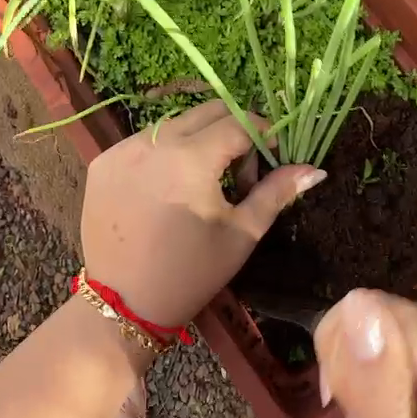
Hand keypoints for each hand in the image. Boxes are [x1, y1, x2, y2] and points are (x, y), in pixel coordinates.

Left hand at [81, 99, 324, 326]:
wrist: (123, 305)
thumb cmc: (190, 273)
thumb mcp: (241, 234)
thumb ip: (276, 193)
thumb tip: (314, 169)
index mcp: (190, 157)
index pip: (238, 122)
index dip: (262, 135)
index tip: (271, 156)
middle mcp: (153, 140)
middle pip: (205, 112)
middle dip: (232, 131)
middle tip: (241, 171)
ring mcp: (122, 148)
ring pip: (173, 124)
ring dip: (197, 140)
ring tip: (204, 183)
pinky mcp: (102, 161)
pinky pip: (143, 141)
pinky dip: (163, 153)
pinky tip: (167, 188)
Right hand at [317, 290, 416, 417]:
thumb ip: (378, 394)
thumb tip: (359, 304)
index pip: (404, 324)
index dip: (355, 349)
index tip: (336, 399)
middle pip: (402, 318)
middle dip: (358, 355)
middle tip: (346, 412)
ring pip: (395, 322)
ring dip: (360, 361)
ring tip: (361, 416)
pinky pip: (403, 336)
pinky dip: (374, 364)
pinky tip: (376, 407)